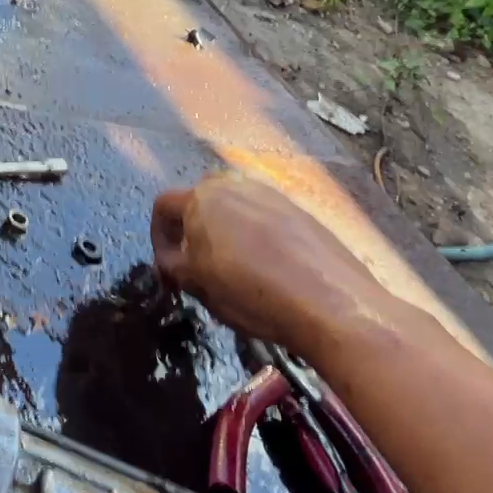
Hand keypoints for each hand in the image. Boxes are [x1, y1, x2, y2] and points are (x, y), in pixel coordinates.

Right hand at [149, 174, 396, 356]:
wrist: (334, 306)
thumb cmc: (251, 291)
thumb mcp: (197, 285)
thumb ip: (172, 266)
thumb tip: (169, 261)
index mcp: (201, 198)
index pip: (163, 206)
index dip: (158, 236)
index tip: (167, 264)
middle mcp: (236, 186)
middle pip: (203, 199)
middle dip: (196, 225)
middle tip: (201, 259)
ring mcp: (275, 197)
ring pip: (239, 207)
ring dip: (230, 230)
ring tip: (239, 265)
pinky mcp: (306, 214)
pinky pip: (270, 220)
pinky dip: (262, 238)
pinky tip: (273, 269)